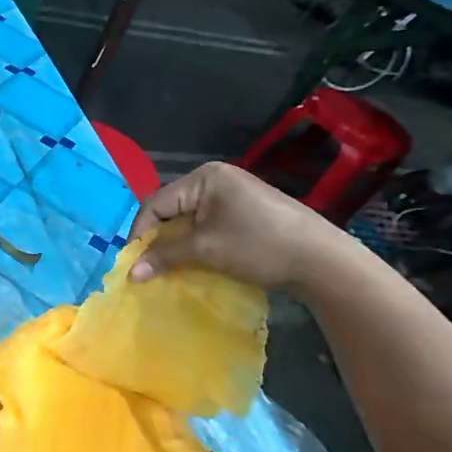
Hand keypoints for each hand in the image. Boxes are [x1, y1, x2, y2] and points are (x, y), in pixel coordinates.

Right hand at [128, 161, 361, 292]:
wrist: (320, 259)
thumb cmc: (258, 245)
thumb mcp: (206, 250)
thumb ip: (165, 257)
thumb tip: (130, 273)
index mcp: (204, 178)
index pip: (157, 203)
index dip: (140, 233)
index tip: (132, 263)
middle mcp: (216, 180)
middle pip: (172, 211)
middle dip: (159, 240)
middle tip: (148, 269)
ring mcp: (233, 196)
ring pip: (190, 222)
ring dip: (178, 246)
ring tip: (169, 271)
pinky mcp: (245, 214)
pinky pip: (209, 227)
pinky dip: (198, 246)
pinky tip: (195, 265)